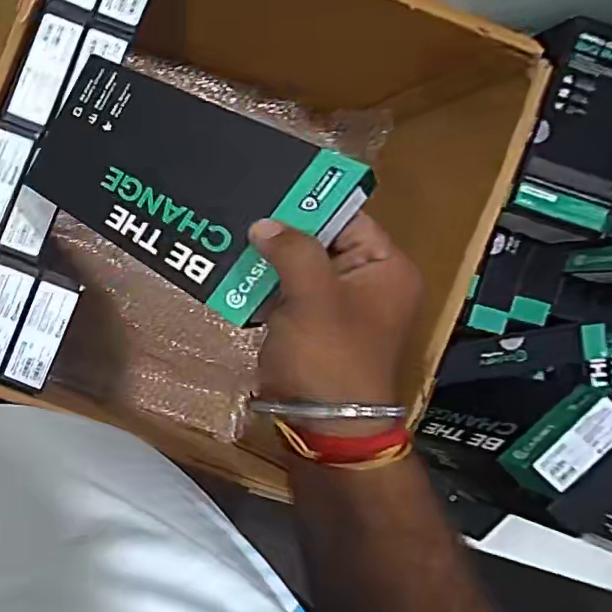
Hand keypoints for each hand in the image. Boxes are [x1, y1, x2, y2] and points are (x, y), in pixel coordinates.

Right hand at [250, 213, 421, 433]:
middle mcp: (363, 282)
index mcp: (383, 269)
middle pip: (319, 240)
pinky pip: (283, 291)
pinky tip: (230, 273)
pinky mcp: (307, 324)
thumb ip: (292, 251)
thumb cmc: (329, 356)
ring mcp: (333, 305)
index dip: (310, 203)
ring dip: (265, 258)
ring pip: (296, 266)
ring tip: (228, 237)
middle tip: (239, 210)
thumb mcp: (314, 297)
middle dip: (279, 230)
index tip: (268, 188)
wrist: (321, 423)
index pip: (348, 218)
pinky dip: (260, 283)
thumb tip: (264, 224)